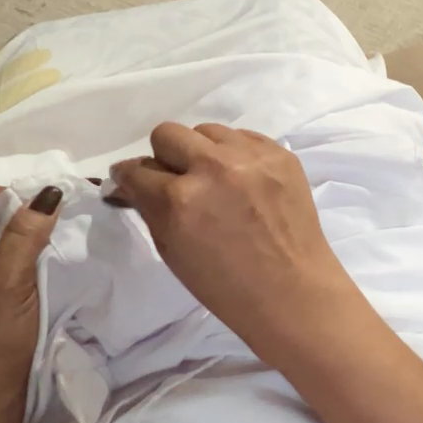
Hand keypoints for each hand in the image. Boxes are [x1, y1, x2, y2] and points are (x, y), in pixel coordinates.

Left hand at [0, 183, 61, 422]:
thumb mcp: (5, 282)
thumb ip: (26, 233)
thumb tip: (51, 190)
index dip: (19, 196)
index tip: (58, 207)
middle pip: (5, 220)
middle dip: (39, 218)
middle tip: (78, 221)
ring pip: (21, 246)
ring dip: (47, 244)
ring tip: (78, 243)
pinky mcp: (7, 305)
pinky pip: (29, 271)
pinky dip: (49, 267)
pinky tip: (71, 268)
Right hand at [110, 123, 363, 354]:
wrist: (292, 292)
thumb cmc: (226, 286)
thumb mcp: (172, 252)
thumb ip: (150, 209)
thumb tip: (132, 183)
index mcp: (179, 199)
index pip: (136, 170)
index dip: (130, 179)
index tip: (134, 183)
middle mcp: (213, 167)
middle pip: (168, 134)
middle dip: (165, 157)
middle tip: (178, 180)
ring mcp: (251, 156)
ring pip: (207, 131)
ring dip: (203, 152)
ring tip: (217, 181)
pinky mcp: (280, 154)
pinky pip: (244, 137)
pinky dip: (236, 154)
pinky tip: (244, 181)